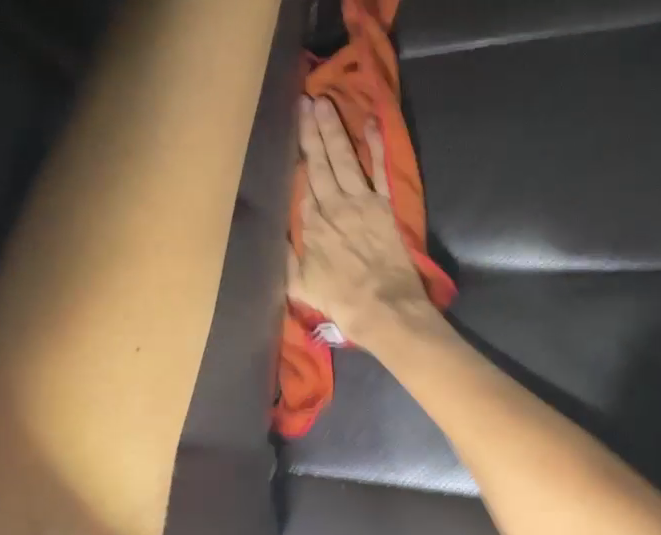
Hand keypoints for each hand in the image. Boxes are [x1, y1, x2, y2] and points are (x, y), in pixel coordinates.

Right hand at [287, 96, 435, 345]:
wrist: (382, 307)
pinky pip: (380, 170)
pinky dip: (377, 146)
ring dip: (334, 130)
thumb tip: (273, 239)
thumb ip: (285, 260)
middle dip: (310, 132)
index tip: (289, 133)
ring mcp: (361, 203)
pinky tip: (372, 122)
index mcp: (311, 227)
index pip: (303, 186)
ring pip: (344, 159)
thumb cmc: (339, 302)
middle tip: (304, 101)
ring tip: (324, 103)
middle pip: (319, 164)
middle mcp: (333, 207)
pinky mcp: (386, 206)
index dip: (297, 159)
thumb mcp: (298, 287)